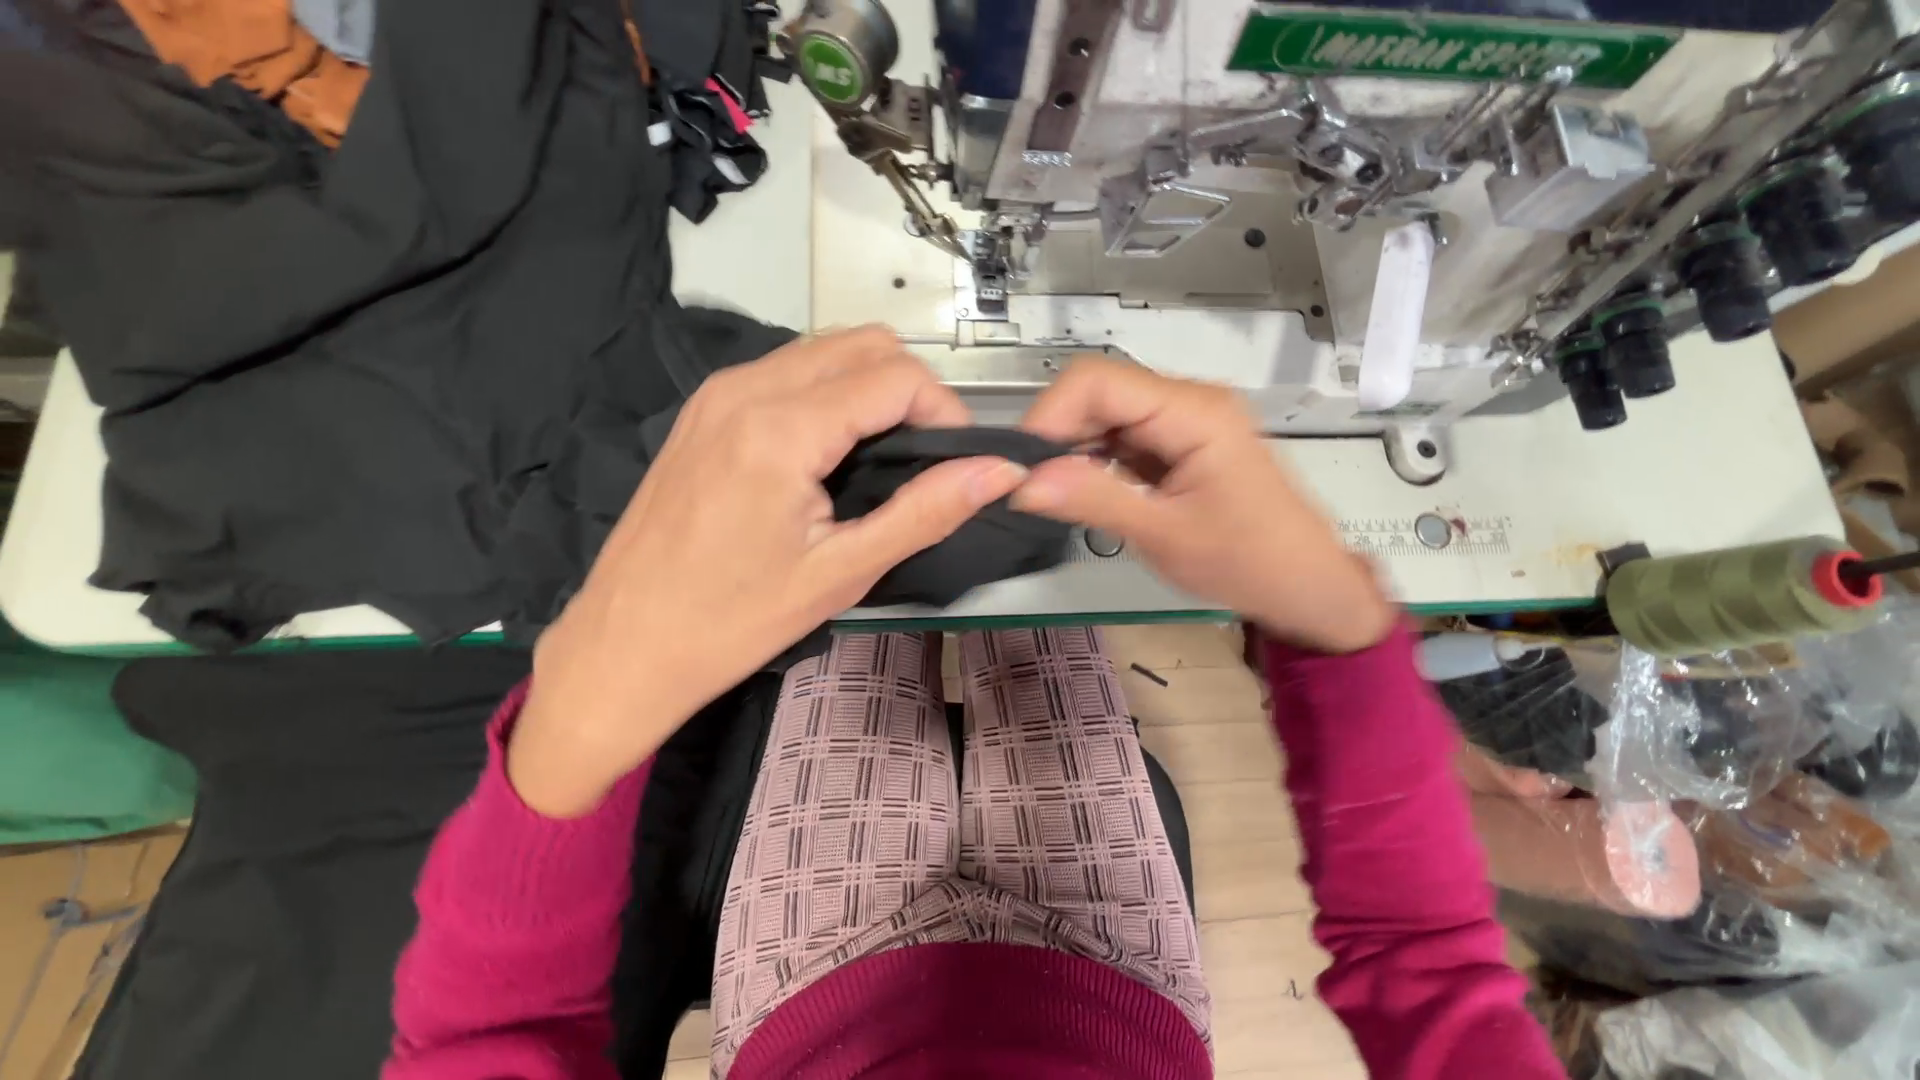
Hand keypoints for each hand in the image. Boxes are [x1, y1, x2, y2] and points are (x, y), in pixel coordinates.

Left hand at [509, 327, 1026, 816]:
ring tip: (880, 461)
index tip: (954, 466)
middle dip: (911, 392)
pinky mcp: (704, 409)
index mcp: (781, 428)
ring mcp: (718, 393)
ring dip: (870, 388)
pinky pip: (787, 370)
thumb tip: (998, 472)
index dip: (945, 413)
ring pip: (826, 349)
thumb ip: (926, 512)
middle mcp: (746, 388)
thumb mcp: (842, 572)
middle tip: (921, 462)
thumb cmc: (733, 622)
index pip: (896, 376)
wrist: (626, 645)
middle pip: (865, 344)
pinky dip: (828, 393)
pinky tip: (829, 455)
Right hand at [1012, 355, 1393, 653]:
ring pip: (1105, 413)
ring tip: (1053, 493)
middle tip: (1031, 486)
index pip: (1096, 380)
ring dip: (1073, 449)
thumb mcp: (1164, 535)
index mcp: (1193, 411)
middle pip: (1098, 391)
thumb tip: (1022, 483)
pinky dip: (1095, 460)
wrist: (1306, 586)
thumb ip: (1094, 500)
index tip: (1024, 467)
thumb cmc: (1249, 563)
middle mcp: (1188, 402)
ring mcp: (1185, 421)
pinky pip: (1122, 436)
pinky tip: (1085, 492)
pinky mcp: (1180, 443)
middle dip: (1057, 434)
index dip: (1050, 416)